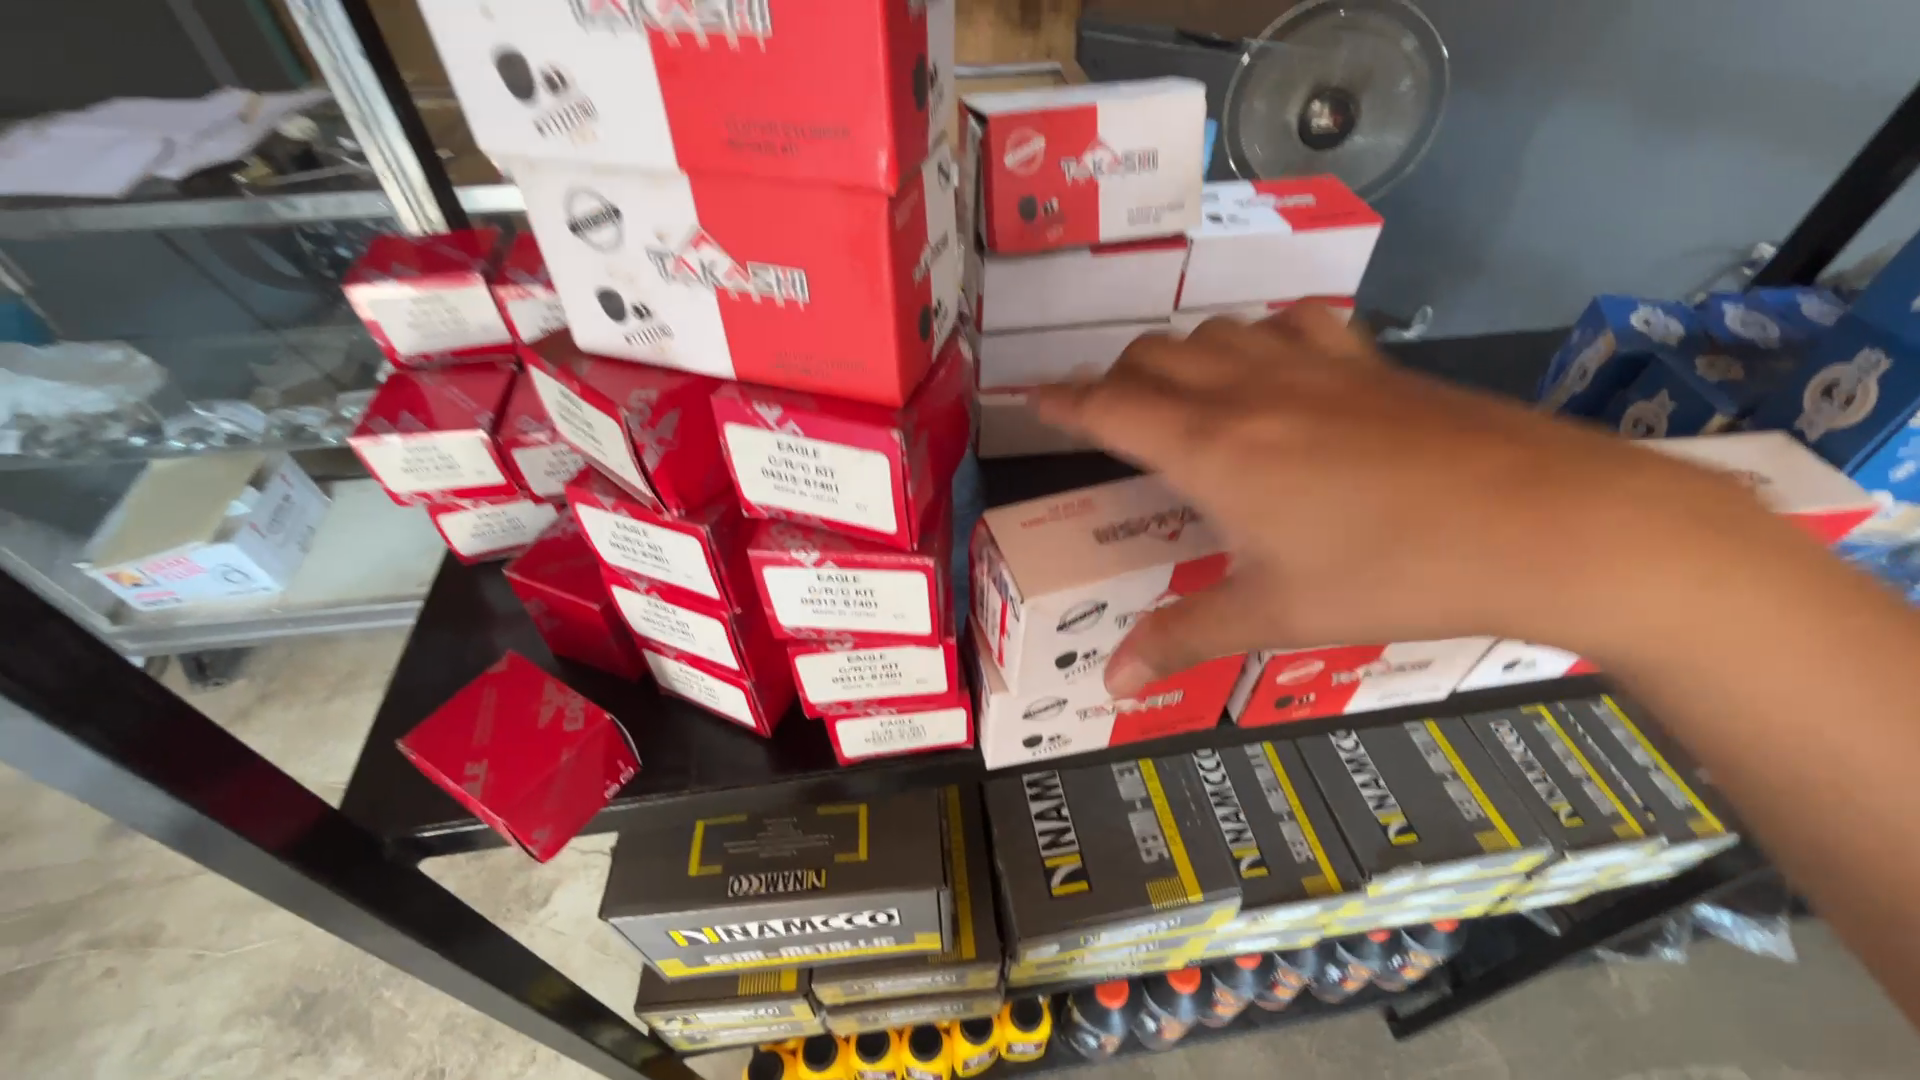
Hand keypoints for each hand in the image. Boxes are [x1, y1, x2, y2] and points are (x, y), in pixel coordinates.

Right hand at [1030, 304, 1795, 696]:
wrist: (1546, 522)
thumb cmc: (1393, 572)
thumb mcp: (1277, 613)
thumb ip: (1184, 636)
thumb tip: (1113, 685)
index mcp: (1211, 448)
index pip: (1111, 407)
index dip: (1063, 401)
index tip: (1033, 397)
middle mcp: (1247, 390)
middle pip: (1152, 357)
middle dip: (1114, 379)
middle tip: (1106, 417)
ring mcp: (1310, 366)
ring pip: (1213, 332)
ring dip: (1177, 357)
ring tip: (1177, 395)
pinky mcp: (1366, 363)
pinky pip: (1288, 324)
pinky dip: (1256, 337)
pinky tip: (1271, 366)